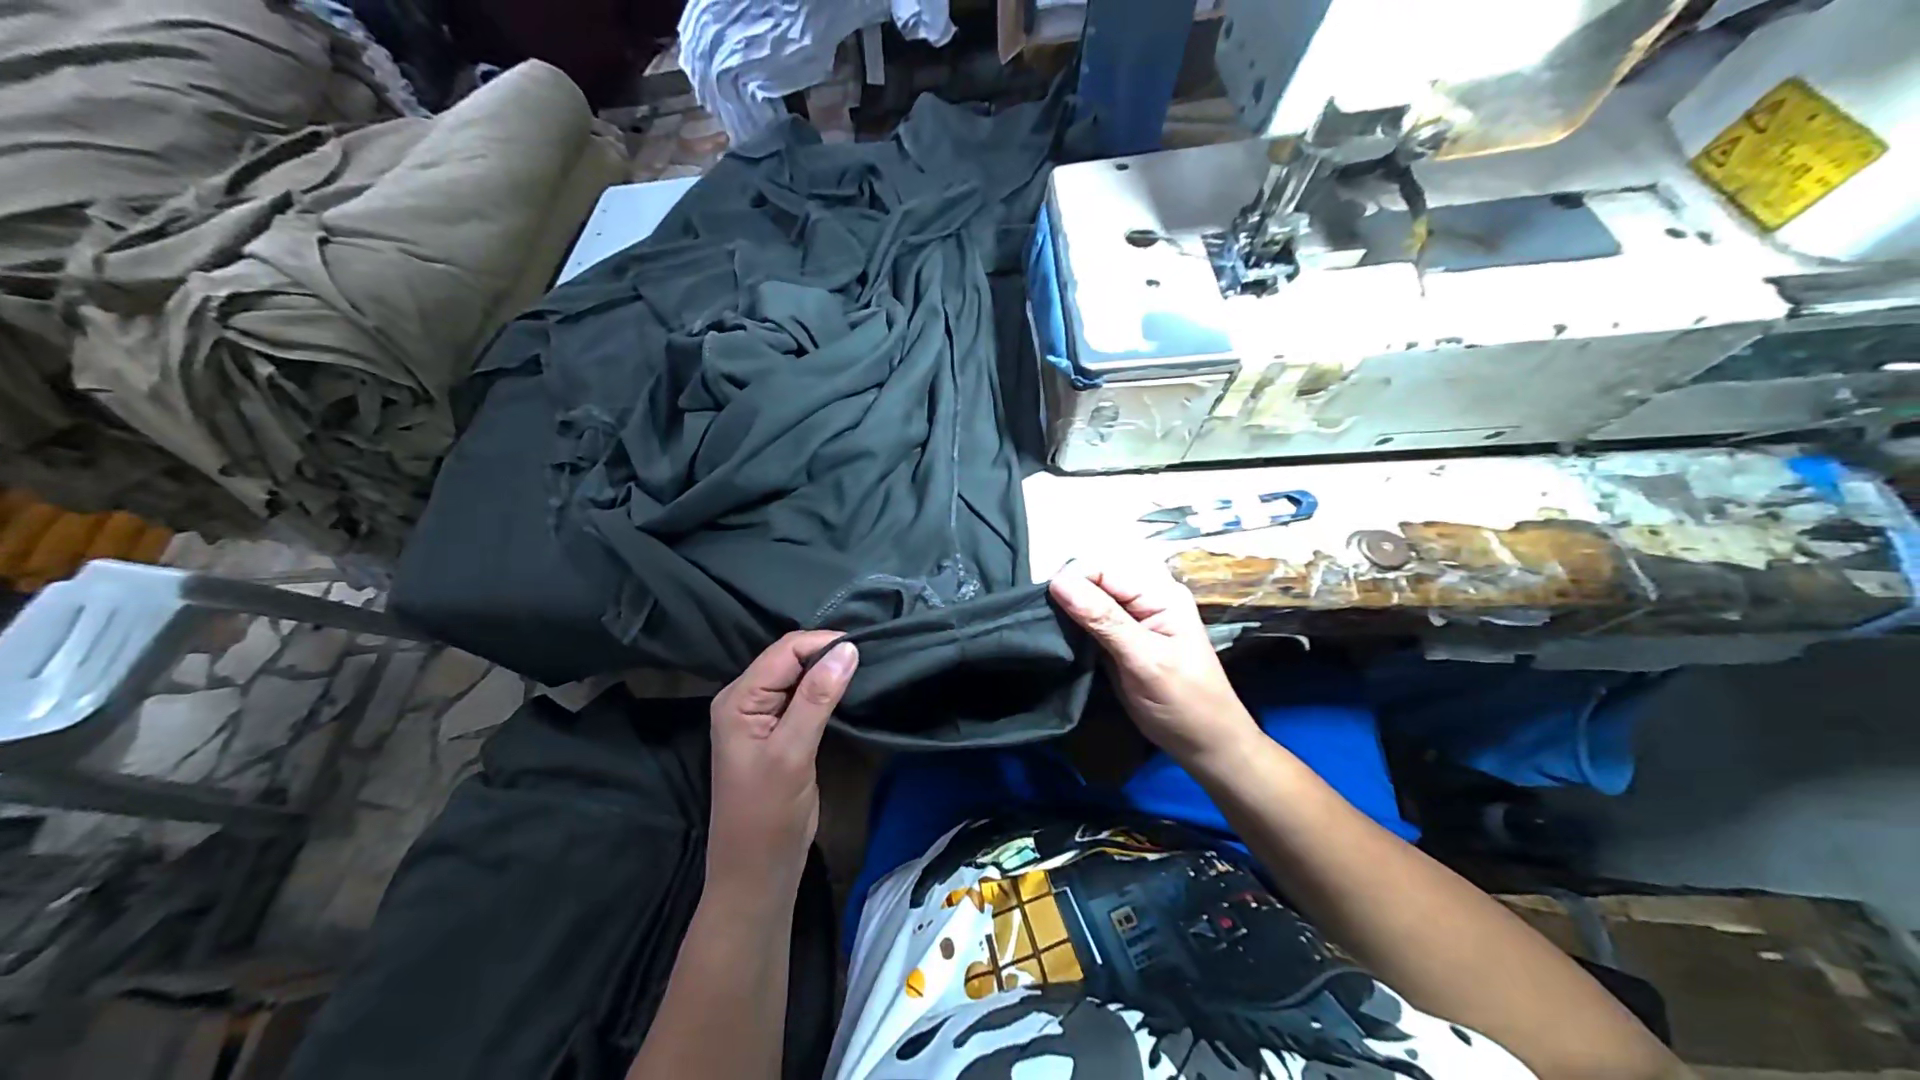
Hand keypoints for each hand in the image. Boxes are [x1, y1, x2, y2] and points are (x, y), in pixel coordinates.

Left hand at [706, 631, 857, 890]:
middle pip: (790, 658)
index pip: (784, 651)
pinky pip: (802, 697)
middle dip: (827, 652)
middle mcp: (745, 699)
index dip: (823, 643)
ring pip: (798, 676)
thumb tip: (847, 649)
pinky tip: (848, 689)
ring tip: (865, 667)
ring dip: (828, 669)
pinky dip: (825, 689)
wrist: (756, 871)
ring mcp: (761, 716)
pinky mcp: (778, 732)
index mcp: (738, 699)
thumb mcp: (792, 753)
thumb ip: (817, 699)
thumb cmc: (768, 815)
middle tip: (871, 655)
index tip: (866, 646)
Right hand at [1049, 559, 1258, 767]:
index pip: (1102, 569)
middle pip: (1094, 581)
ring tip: (1048, 632)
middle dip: (1068, 596)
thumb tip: (1058, 582)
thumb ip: (1102, 619)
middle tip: (1044, 624)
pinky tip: (1061, 641)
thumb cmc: (1182, 702)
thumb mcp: (1142, 659)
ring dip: (1068, 614)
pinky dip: (1074, 630)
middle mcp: (1146, 598)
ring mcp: (1134, 619)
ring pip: (1089, 602)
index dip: (1071, 581)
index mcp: (1159, 593)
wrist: (1205, 745)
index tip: (1044, 607)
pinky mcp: (1121, 639)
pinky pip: (1091, 622)